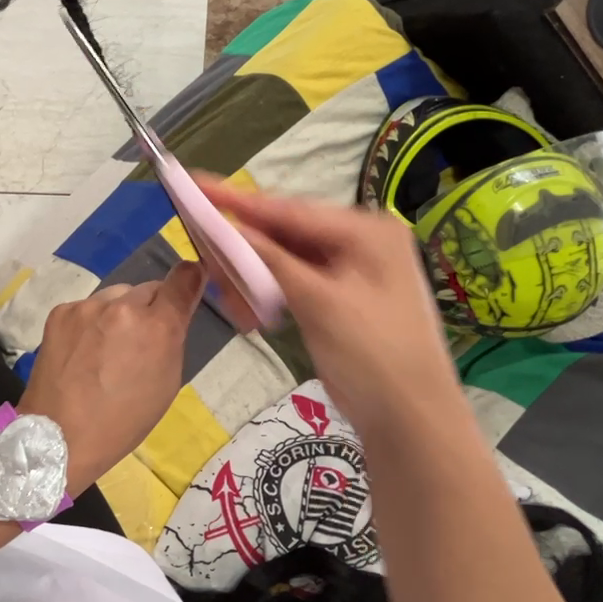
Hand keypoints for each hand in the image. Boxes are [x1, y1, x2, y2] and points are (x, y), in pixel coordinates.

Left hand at [19, 261, 206, 492]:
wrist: (59, 433)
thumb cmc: (122, 421)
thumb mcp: (166, 383)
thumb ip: (172, 338)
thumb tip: (174, 310)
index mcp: (157, 326)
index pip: (183, 280)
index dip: (188, 280)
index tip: (189, 282)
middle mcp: (122, 306)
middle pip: (147, 290)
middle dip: (149, 308)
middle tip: (139, 339)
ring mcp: (86, 306)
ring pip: (115, 297)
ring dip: (118, 313)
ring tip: (106, 348)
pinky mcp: (60, 312)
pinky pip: (86, 308)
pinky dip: (89, 322)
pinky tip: (81, 350)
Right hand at [195, 175, 461, 432]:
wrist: (410, 418)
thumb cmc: (373, 355)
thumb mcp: (318, 302)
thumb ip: (269, 260)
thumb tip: (223, 227)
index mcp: (366, 231)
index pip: (287, 209)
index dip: (235, 199)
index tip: (192, 183)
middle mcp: (359, 240)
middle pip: (280, 232)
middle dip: (240, 250)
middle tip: (204, 264)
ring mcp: (347, 268)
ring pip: (278, 258)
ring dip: (249, 277)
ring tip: (229, 301)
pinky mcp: (335, 295)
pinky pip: (287, 280)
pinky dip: (263, 292)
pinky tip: (248, 311)